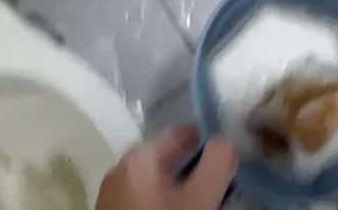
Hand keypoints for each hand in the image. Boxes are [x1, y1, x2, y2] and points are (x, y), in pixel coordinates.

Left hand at [96, 127, 237, 209]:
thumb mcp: (201, 198)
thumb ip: (218, 161)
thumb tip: (225, 143)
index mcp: (139, 156)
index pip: (183, 134)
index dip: (209, 147)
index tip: (227, 166)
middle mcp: (120, 170)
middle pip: (167, 161)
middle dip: (193, 172)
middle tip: (217, 192)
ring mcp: (110, 200)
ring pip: (155, 186)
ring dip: (177, 194)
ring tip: (199, 208)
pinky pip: (143, 205)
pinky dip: (160, 207)